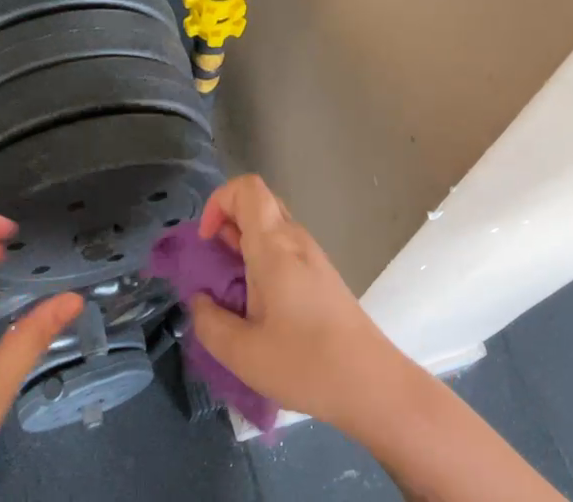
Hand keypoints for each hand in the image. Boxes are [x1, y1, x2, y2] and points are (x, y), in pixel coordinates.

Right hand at [187, 175, 415, 433]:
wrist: (373, 384)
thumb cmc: (305, 364)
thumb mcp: (241, 353)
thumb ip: (209, 323)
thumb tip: (199, 301)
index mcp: (274, 247)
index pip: (247, 188)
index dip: (218, 202)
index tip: (206, 243)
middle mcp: (295, 241)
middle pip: (258, 203)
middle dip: (228, 224)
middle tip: (215, 267)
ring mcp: (313, 257)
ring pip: (272, 228)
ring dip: (245, 246)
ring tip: (233, 291)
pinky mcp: (323, 276)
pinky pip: (286, 250)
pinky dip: (263, 262)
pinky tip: (260, 306)